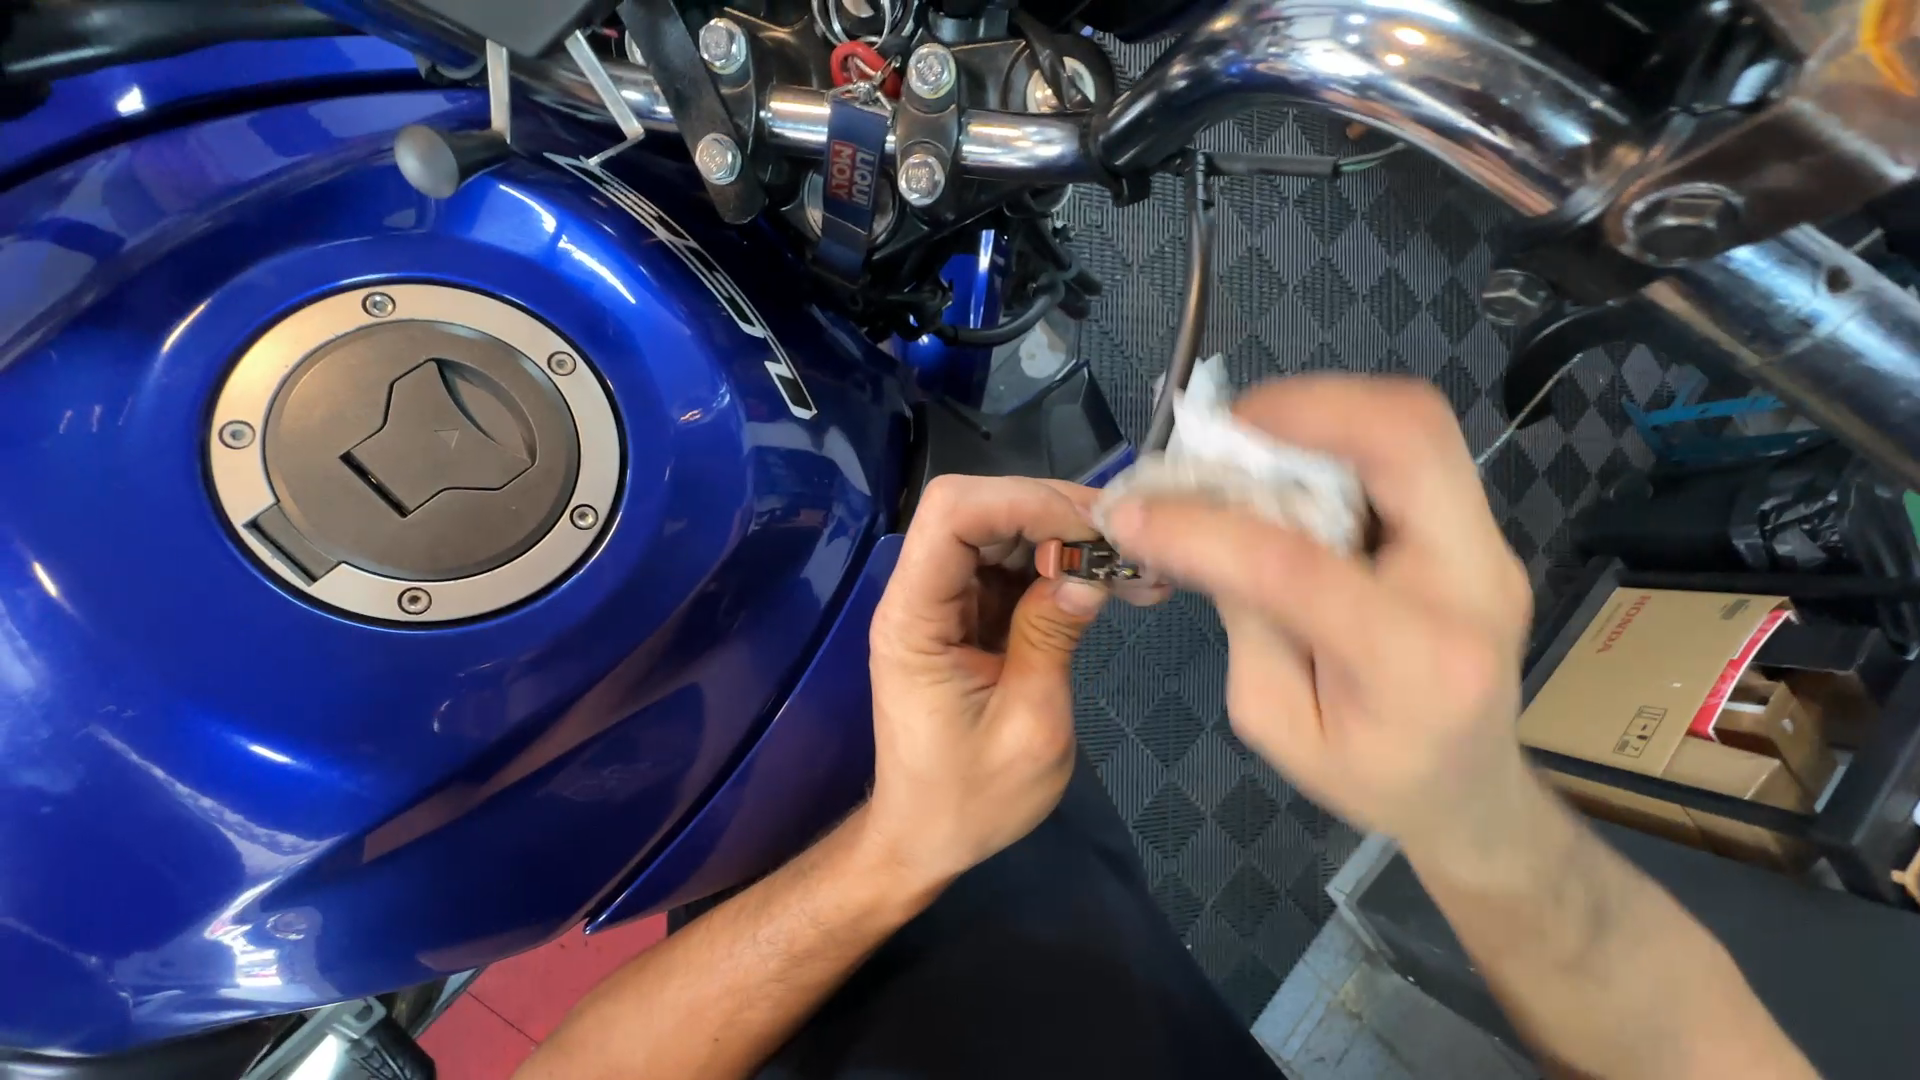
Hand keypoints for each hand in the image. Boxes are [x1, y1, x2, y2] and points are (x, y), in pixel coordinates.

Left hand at [863, 475, 1166, 887]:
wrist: (928, 835)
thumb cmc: (970, 799)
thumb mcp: (1029, 726)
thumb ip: (1052, 638)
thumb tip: (1091, 572)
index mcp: (914, 618)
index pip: (952, 514)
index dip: (1024, 502)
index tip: (1094, 533)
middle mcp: (920, 594)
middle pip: (978, 508)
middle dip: (1053, 512)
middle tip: (1126, 544)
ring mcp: (945, 601)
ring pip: (1001, 529)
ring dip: (1064, 535)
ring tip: (1130, 564)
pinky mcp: (969, 613)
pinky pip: (1012, 565)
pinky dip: (1060, 563)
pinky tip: (1107, 581)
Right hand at [1101, 376, 1535, 862]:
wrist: (1470, 789)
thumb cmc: (1368, 775)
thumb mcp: (1276, 718)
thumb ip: (1246, 618)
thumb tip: (1206, 526)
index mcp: (1413, 662)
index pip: (1297, 566)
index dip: (1202, 528)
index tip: (1131, 511)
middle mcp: (1473, 582)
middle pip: (1407, 440)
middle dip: (1298, 410)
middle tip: (1217, 432)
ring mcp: (1487, 544)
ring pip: (1414, 424)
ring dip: (1316, 412)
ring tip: (1242, 440)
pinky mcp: (1474, 525)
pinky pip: (1406, 447)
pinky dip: (1333, 433)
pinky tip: (1282, 461)